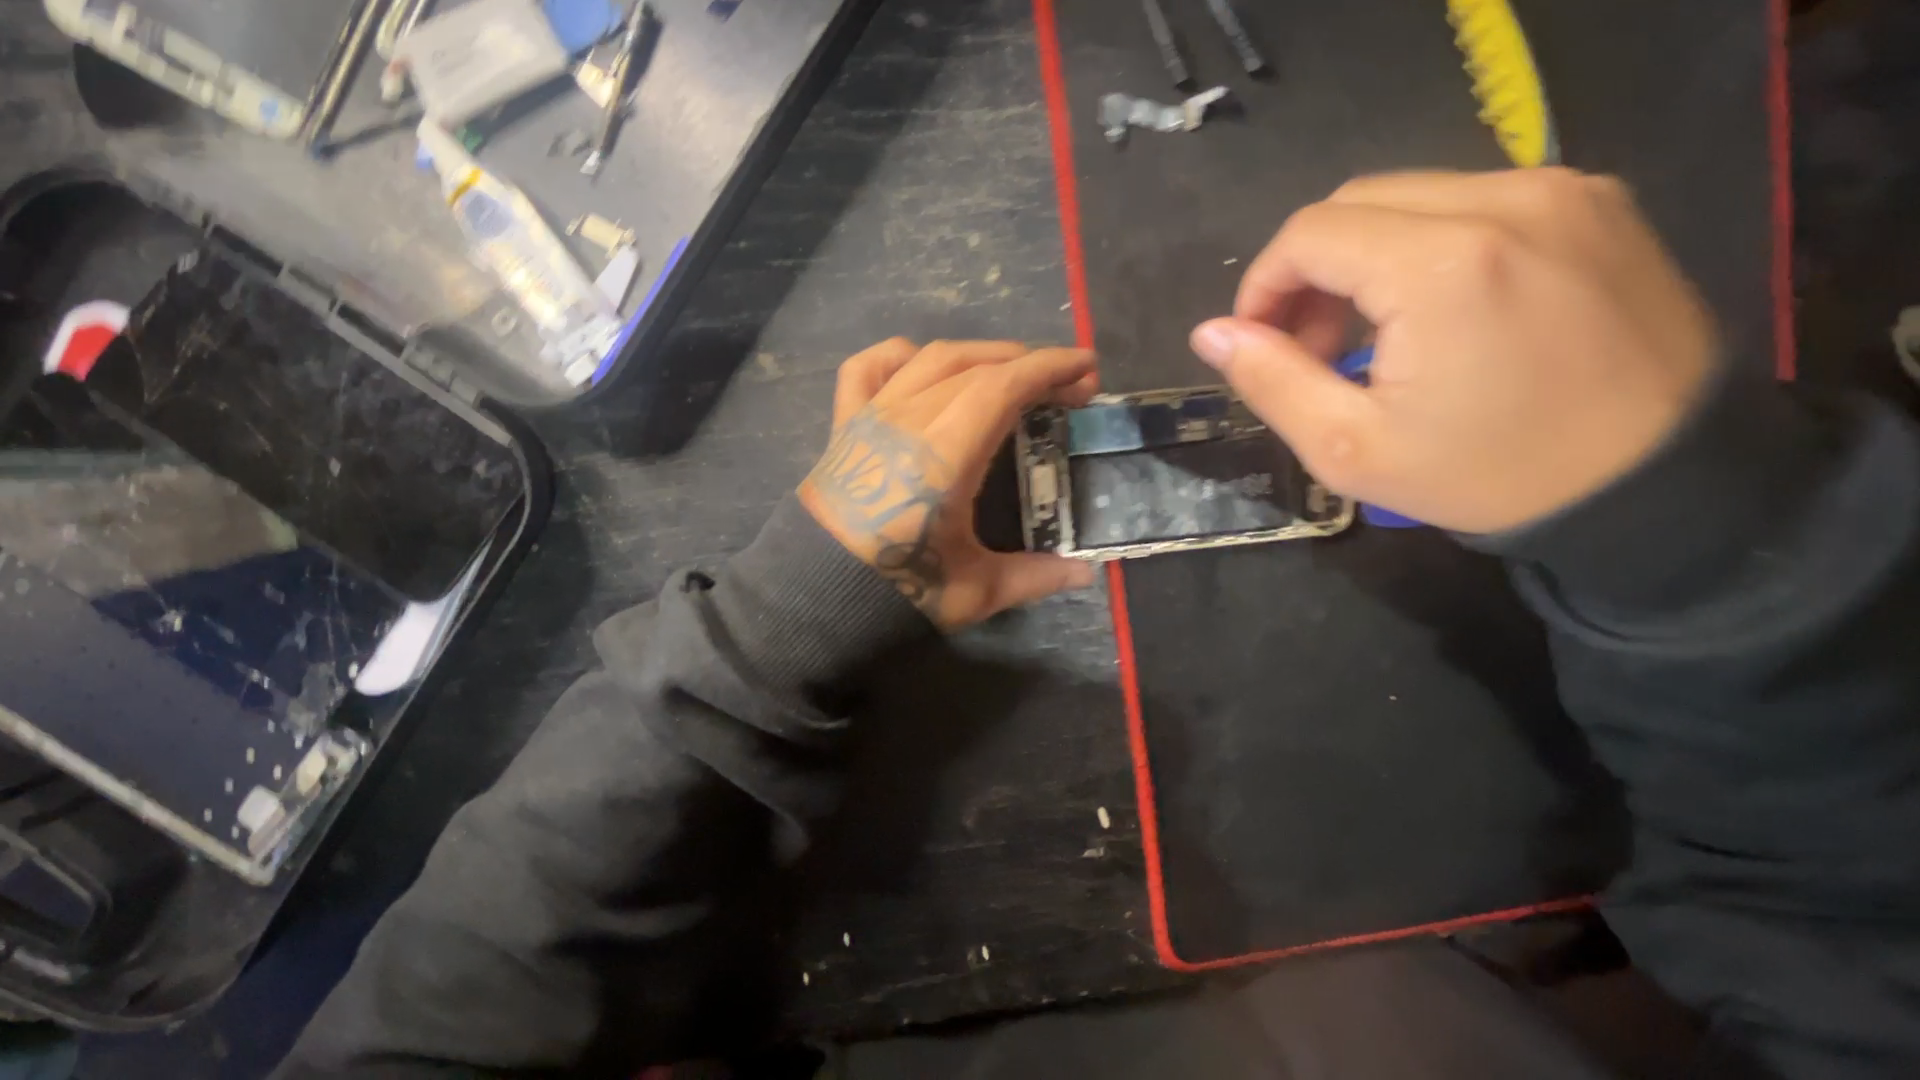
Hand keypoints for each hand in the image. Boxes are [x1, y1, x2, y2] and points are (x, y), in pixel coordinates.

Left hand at [799, 339, 1100, 627]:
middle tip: (1068, 387)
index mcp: (944, 454)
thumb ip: (1035, 577)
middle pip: (976, 366)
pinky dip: (901, 355)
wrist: (815, 595)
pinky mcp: (844, 424)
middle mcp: (908, 419)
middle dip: (1029, 364)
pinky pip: (868, 368)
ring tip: (1013, 370)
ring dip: (981, 354)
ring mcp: (871, 416)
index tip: (1087, 370)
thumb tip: (1088, 574)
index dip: (1050, 368)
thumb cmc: (898, 590)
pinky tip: (924, 363)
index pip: (1002, 386)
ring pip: (931, 358)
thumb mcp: (975, 591)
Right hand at [1189, 168, 1717, 533]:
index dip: (1264, 285)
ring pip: (1414, 196)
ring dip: (1367, 256)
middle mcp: (1504, 199)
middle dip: (1311, 270)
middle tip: (1311, 346)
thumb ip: (1270, 380)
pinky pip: (1477, 200)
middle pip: (1357, 203)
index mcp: (1441, 263)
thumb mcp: (1354, 449)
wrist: (1662, 486)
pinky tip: (1438, 309)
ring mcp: (1562, 191)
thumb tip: (1210, 333)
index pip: (1309, 234)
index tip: (1260, 343)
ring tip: (1373, 334)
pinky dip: (1430, 244)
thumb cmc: (1494, 475)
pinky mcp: (1597, 202)